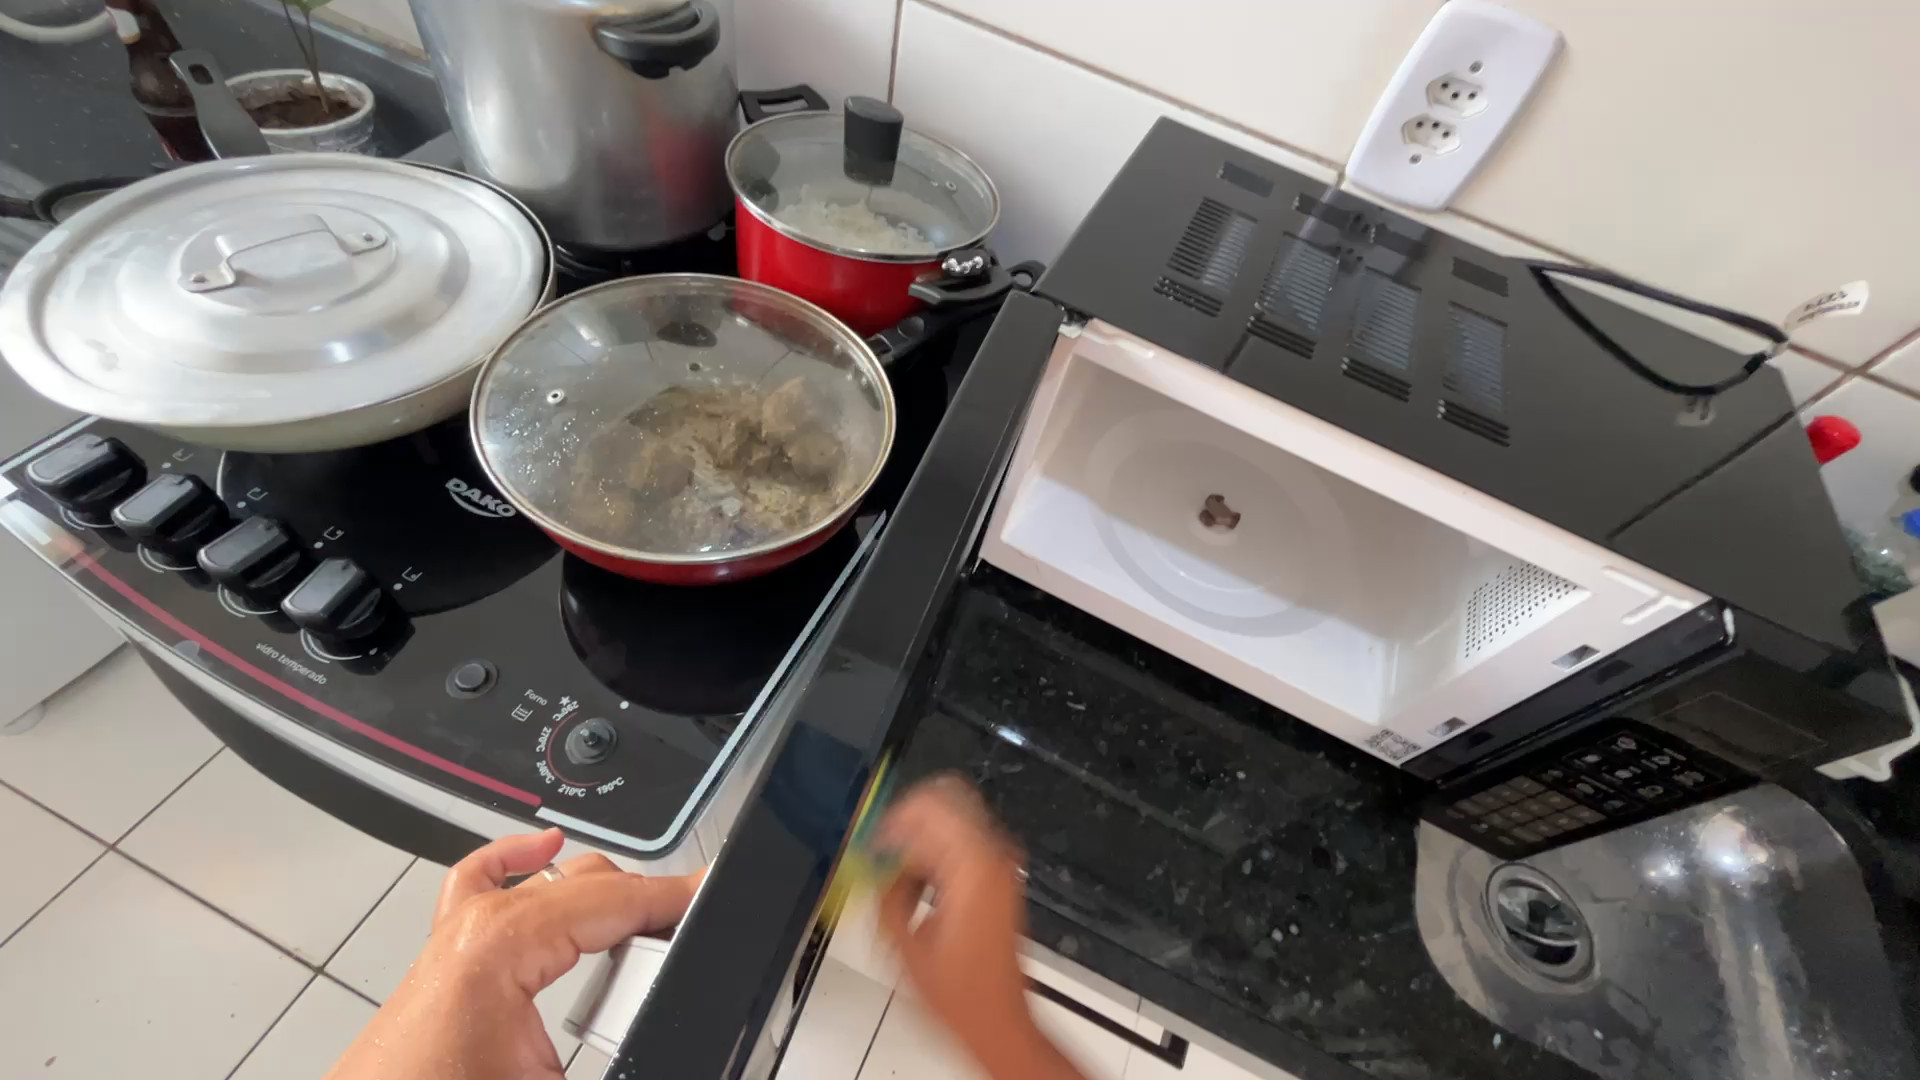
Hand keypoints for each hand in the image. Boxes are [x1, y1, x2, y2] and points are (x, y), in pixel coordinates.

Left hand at [326, 829, 701, 1079]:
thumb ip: (623, 1055)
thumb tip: (677, 1041)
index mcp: (499, 954)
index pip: (611, 900)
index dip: (671, 899)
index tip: (711, 898)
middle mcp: (474, 934)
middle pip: (589, 885)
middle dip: (648, 902)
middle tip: (689, 929)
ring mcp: (452, 943)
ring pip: (547, 880)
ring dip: (604, 892)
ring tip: (648, 923)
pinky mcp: (441, 966)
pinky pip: (479, 883)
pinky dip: (518, 860)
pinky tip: (548, 851)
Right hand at [875, 776, 1085, 1079]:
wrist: (1000, 1019)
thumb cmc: (962, 994)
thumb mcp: (906, 946)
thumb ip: (886, 893)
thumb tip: (872, 864)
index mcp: (972, 865)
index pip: (929, 804)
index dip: (891, 816)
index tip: (869, 836)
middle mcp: (994, 853)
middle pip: (944, 797)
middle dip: (906, 818)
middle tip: (880, 845)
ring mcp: (1002, 860)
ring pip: (952, 815)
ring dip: (920, 837)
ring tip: (899, 877)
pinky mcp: (1001, 871)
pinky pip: (962, 837)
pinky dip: (935, 850)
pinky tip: (917, 886)